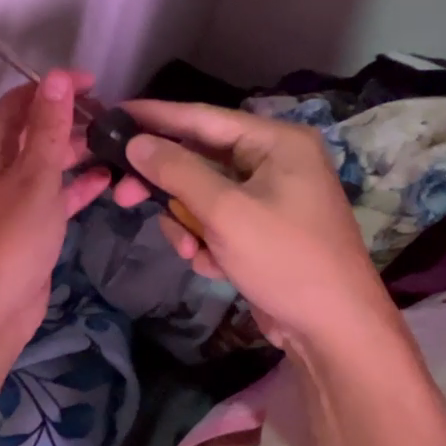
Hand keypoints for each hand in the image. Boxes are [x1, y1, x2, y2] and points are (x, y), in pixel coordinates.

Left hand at [0, 69, 110, 339]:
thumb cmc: (13, 236)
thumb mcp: (36, 176)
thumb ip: (48, 127)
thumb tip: (55, 77)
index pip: (20, 100)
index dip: (54, 88)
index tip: (94, 85)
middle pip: (34, 129)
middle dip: (70, 120)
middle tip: (112, 118)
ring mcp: (11, 196)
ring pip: (47, 162)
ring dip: (78, 152)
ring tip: (118, 145)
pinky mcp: (28, 222)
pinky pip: (54, 193)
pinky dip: (77, 184)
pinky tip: (109, 179)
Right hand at [110, 100, 393, 349]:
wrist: (333, 329)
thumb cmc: (284, 259)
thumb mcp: (224, 212)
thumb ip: (176, 171)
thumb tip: (134, 142)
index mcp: (276, 143)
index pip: (202, 118)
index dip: (154, 116)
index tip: (113, 116)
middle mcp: (274, 161)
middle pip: (198, 158)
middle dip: (165, 185)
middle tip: (122, 197)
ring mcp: (269, 196)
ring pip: (200, 194)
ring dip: (186, 224)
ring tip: (187, 250)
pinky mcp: (260, 228)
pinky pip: (215, 221)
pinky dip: (205, 242)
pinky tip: (213, 266)